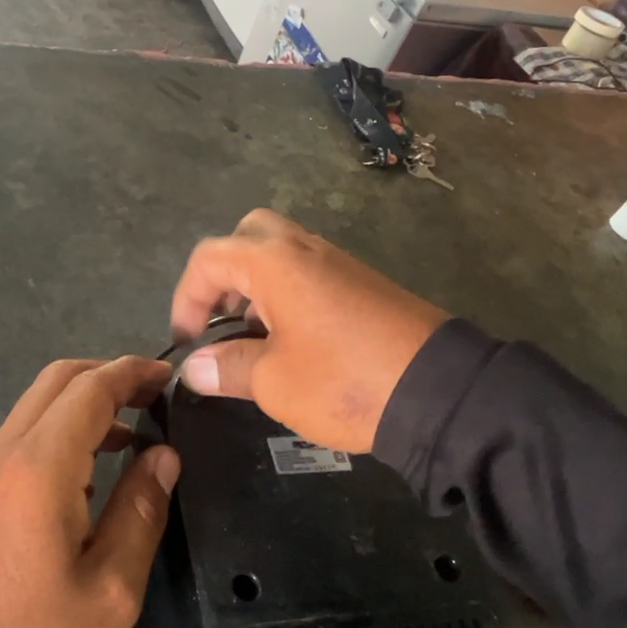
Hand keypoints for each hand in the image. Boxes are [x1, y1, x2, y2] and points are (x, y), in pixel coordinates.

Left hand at [0, 357, 180, 627]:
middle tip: (154, 396)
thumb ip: (141, 509)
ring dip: (83, 402)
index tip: (170, 376)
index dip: (133, 373)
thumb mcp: (112, 589)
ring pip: (35, 405)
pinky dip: (59, 428)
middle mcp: (4, 453)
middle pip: (57, 381)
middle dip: (108, 375)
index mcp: (39, 468)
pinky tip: (90, 468)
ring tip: (133, 431)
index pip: (91, 389)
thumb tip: (163, 454)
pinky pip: (20, 436)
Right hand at [171, 209, 447, 452]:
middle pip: (248, 236)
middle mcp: (304, 248)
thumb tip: (194, 368)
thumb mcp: (274, 382)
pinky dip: (288, 296)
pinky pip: (310, 274)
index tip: (188, 343)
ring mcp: (338, 263)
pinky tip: (295, 343)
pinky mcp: (363, 284)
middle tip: (223, 318)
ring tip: (255, 339)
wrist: (439, 391)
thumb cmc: (343, 380)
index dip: (187, 298)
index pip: (209, 258)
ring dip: (257, 287)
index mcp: (273, 262)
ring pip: (281, 254)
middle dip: (224, 275)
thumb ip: (227, 368)